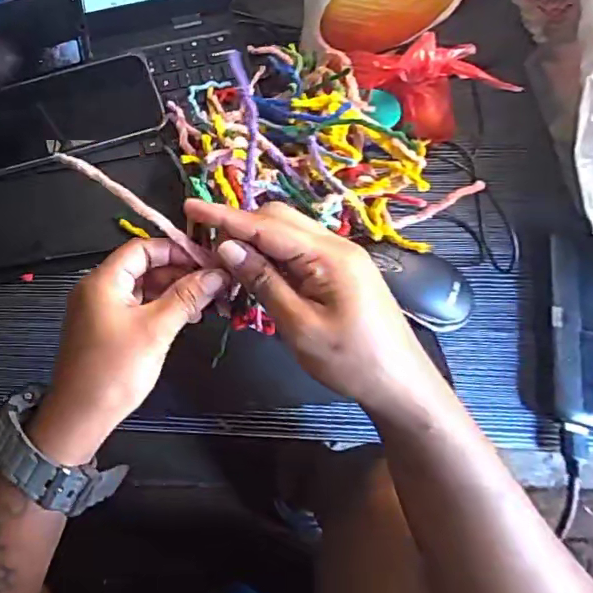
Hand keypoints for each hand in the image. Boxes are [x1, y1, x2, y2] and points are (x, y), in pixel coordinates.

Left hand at [30, 237, 228, 464]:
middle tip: (212, 285)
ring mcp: (97, 308)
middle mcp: (96, 287)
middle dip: (178, 272)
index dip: (176, 250)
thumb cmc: (114, 370)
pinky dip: (157, 307)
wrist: (80, 413)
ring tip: (204, 304)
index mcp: (102, 280)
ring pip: (139, 287)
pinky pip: (133, 306)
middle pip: (141, 266)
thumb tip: (215, 274)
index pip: (142, 248)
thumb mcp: (156, 329)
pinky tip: (183, 318)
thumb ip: (186, 296)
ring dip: (171, 291)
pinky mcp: (101, 326)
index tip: (206, 261)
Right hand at [184, 199, 447, 418]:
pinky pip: (297, 248)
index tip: (190, 206)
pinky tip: (256, 272)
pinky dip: (270, 253)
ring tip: (225, 260)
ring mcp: (341, 255)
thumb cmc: (351, 362)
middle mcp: (336, 245)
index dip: (223, 216)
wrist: (403, 386)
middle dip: (238, 224)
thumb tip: (227, 247)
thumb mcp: (299, 325)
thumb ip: (262, 281)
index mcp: (328, 256)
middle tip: (205, 245)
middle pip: (277, 218)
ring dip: (253, 239)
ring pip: (286, 230)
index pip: (265, 226)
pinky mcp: (340, 269)